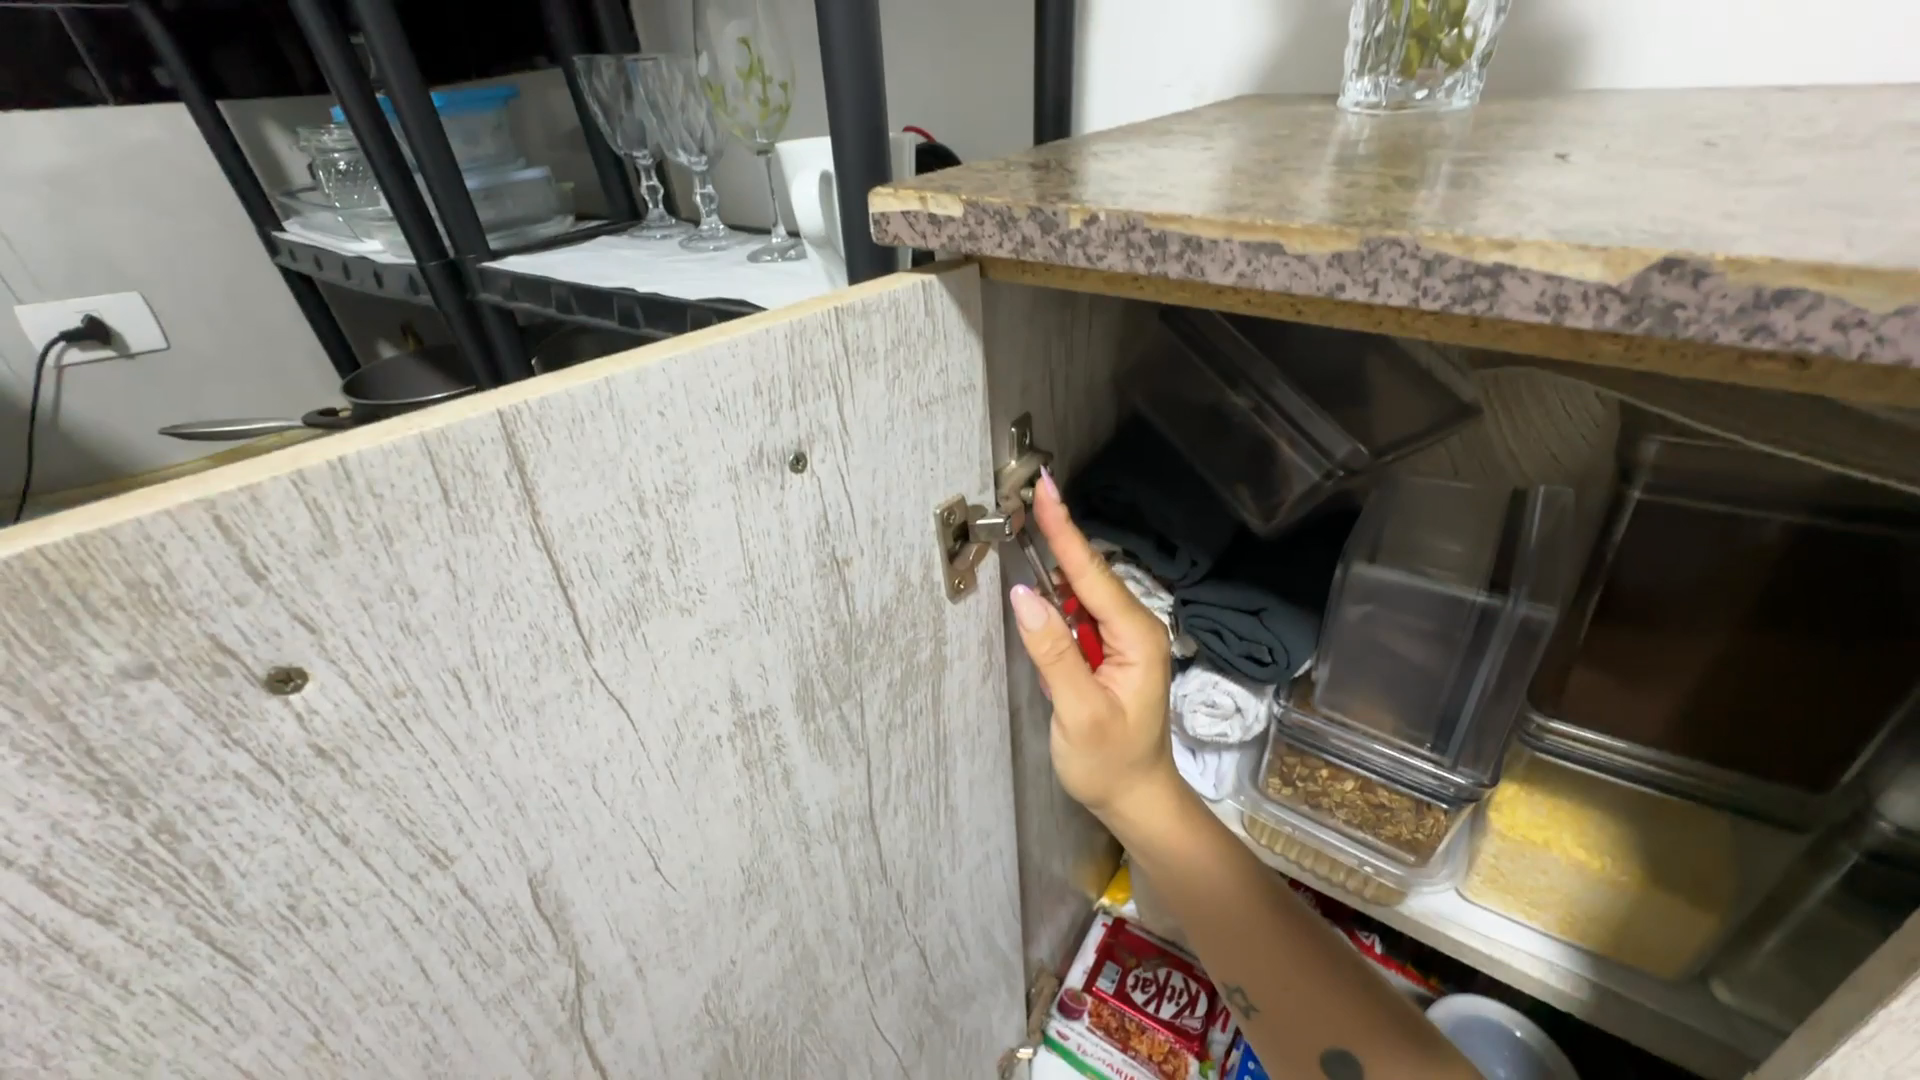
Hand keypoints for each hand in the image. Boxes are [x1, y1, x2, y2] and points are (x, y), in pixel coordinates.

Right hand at [1009, 469, 1180, 825]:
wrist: (1134, 797)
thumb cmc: (1111, 763)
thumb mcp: (1080, 712)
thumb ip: (1054, 653)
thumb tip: (1024, 596)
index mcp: (1136, 636)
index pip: (1092, 573)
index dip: (1065, 529)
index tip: (1046, 489)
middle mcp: (1132, 628)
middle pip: (1087, 572)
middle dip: (1056, 534)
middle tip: (1026, 499)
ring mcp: (1119, 638)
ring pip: (1079, 590)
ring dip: (1051, 562)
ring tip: (1024, 529)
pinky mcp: (1104, 650)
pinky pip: (1075, 613)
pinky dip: (1052, 595)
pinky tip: (1036, 583)